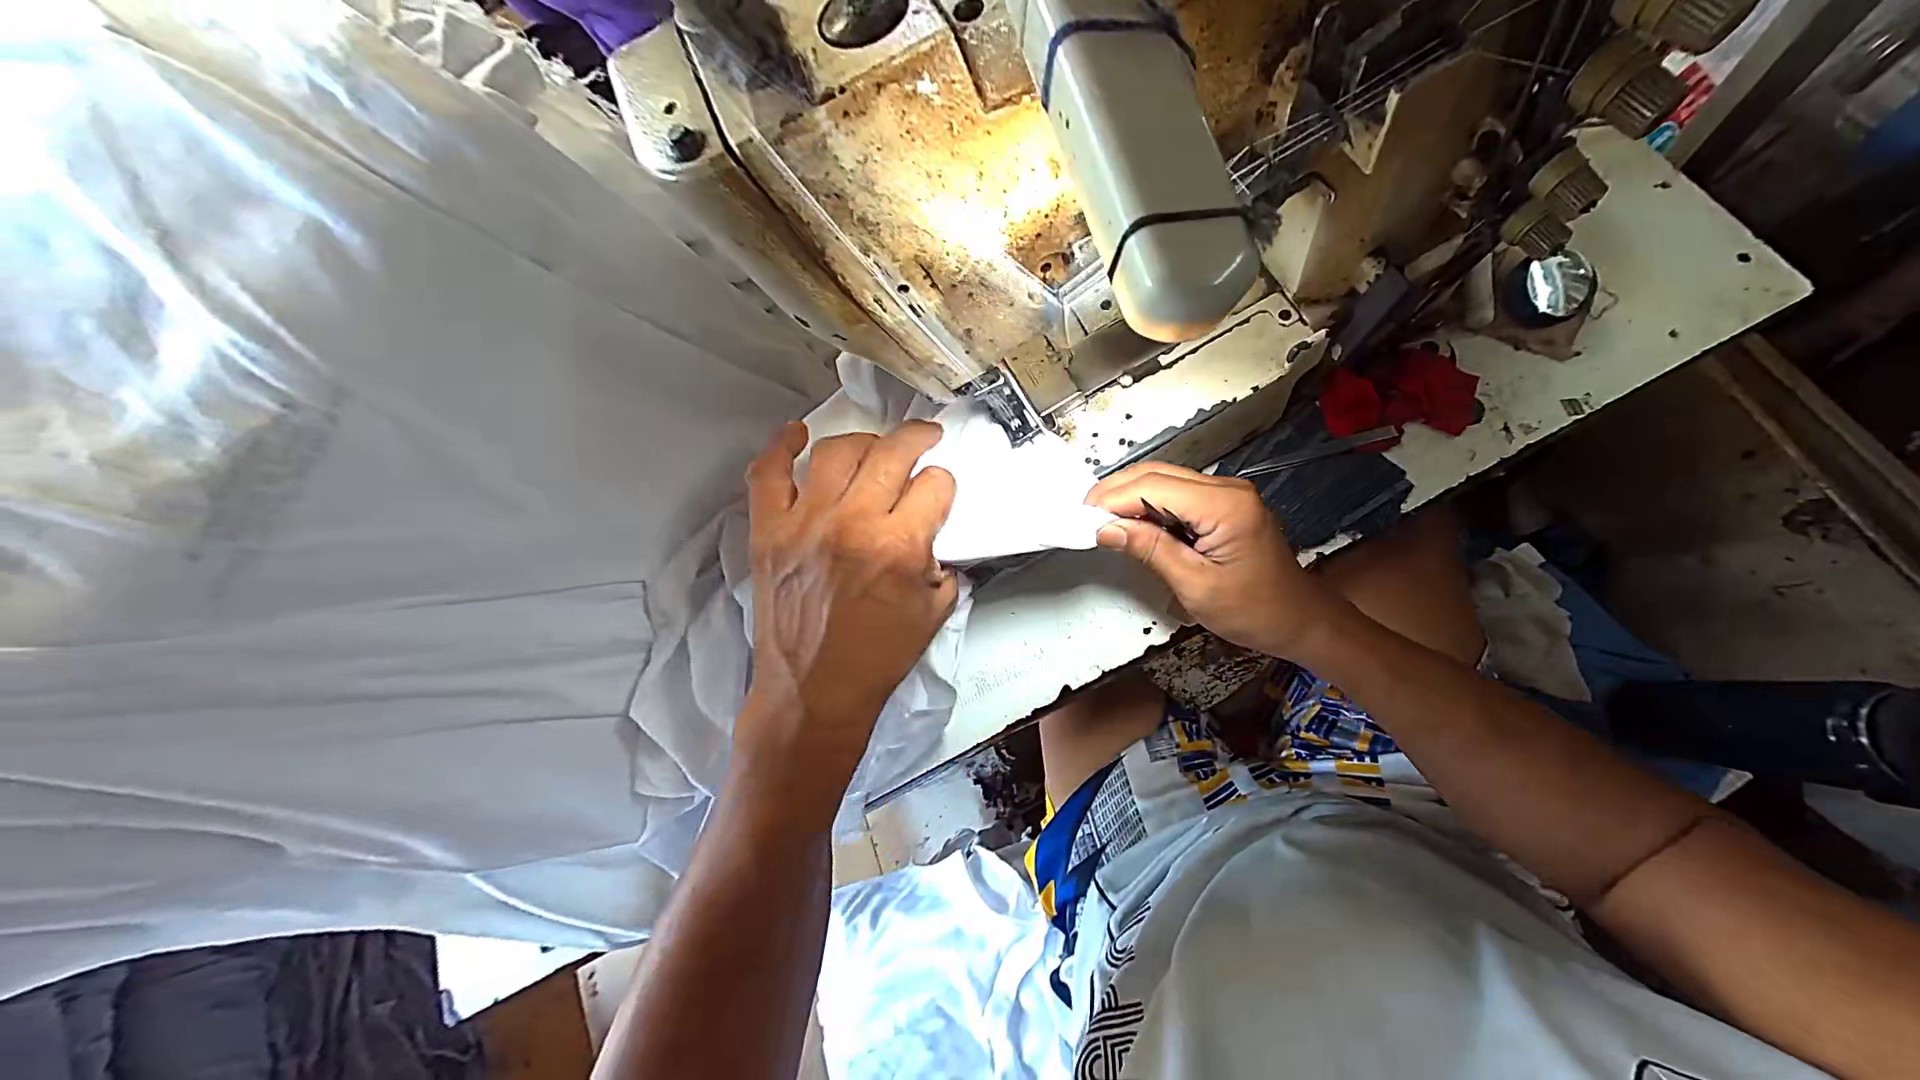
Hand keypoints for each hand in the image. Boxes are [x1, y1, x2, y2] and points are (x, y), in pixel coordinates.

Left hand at [740, 420, 959, 788]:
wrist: (814, 693)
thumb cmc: (876, 660)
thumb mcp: (933, 614)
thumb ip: (944, 565)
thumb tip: (938, 533)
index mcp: (899, 547)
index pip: (935, 485)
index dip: (944, 484)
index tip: (939, 491)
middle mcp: (853, 524)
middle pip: (892, 453)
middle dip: (918, 439)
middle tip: (924, 439)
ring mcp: (805, 523)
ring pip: (837, 450)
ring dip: (864, 440)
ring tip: (874, 448)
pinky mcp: (768, 531)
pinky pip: (768, 474)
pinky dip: (780, 446)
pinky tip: (797, 435)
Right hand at [1086, 463, 1351, 659]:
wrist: (1298, 620)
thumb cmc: (1256, 610)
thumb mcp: (1195, 586)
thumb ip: (1150, 550)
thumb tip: (1108, 529)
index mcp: (1225, 506)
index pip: (1154, 487)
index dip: (1114, 499)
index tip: (1085, 517)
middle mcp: (1227, 490)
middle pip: (1157, 474)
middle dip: (1116, 491)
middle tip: (1086, 516)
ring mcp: (1227, 494)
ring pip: (1164, 480)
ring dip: (1129, 496)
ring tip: (1102, 520)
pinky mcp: (1223, 505)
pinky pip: (1177, 493)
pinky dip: (1148, 504)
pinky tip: (1131, 522)